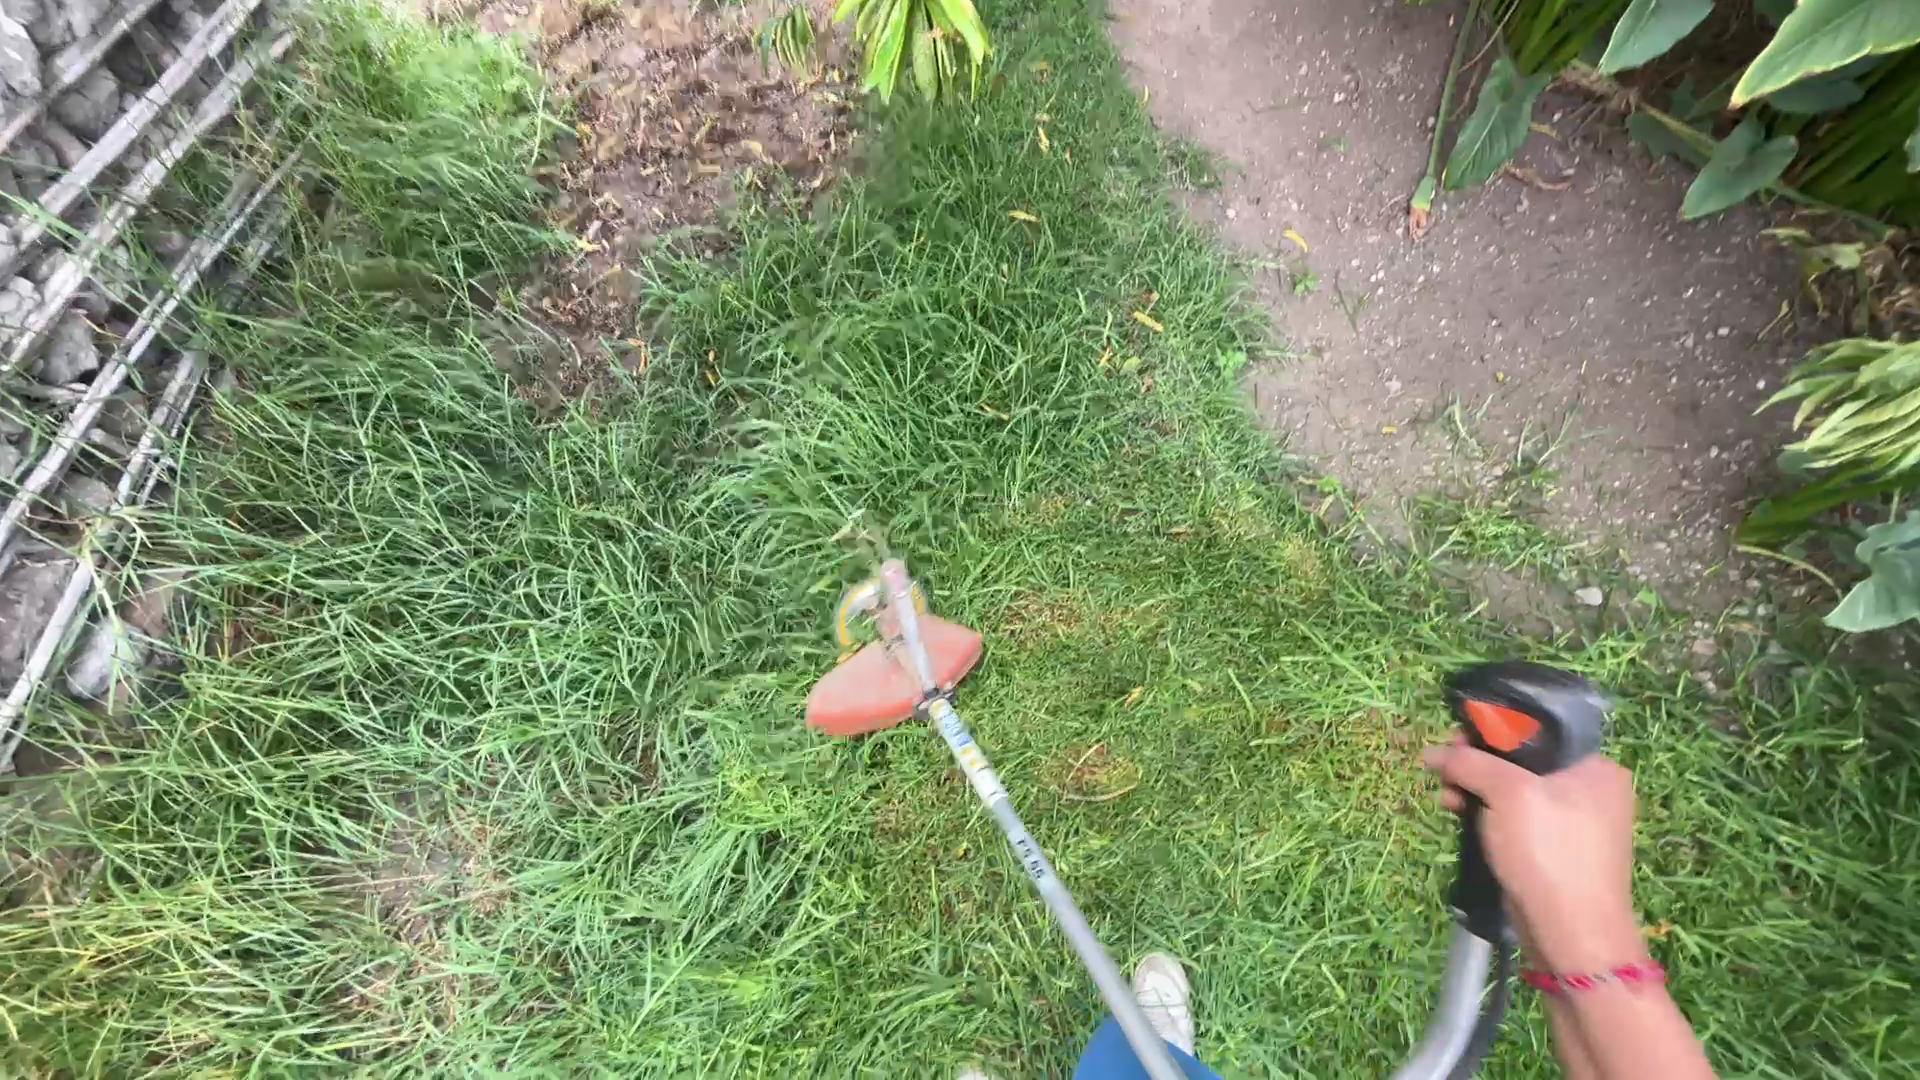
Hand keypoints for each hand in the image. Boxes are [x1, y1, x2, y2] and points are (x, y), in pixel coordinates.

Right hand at [1423, 738, 1644, 969]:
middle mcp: (1587, 788)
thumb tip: (1432, 753)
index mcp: (1595, 768)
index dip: (1490, 729)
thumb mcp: (1506, 792)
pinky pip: (1508, 812)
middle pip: (1515, 757)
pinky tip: (1457, 813)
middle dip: (1474, 762)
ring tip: (1447, 798)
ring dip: (1470, 787)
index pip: (1535, 730)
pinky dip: (1481, 810)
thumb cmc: (1548, 851)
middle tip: (1446, 770)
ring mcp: (1569, 819)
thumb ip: (1468, 762)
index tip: (1457, 739)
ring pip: (1506, 786)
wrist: (1571, 932)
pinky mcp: (1549, 844)